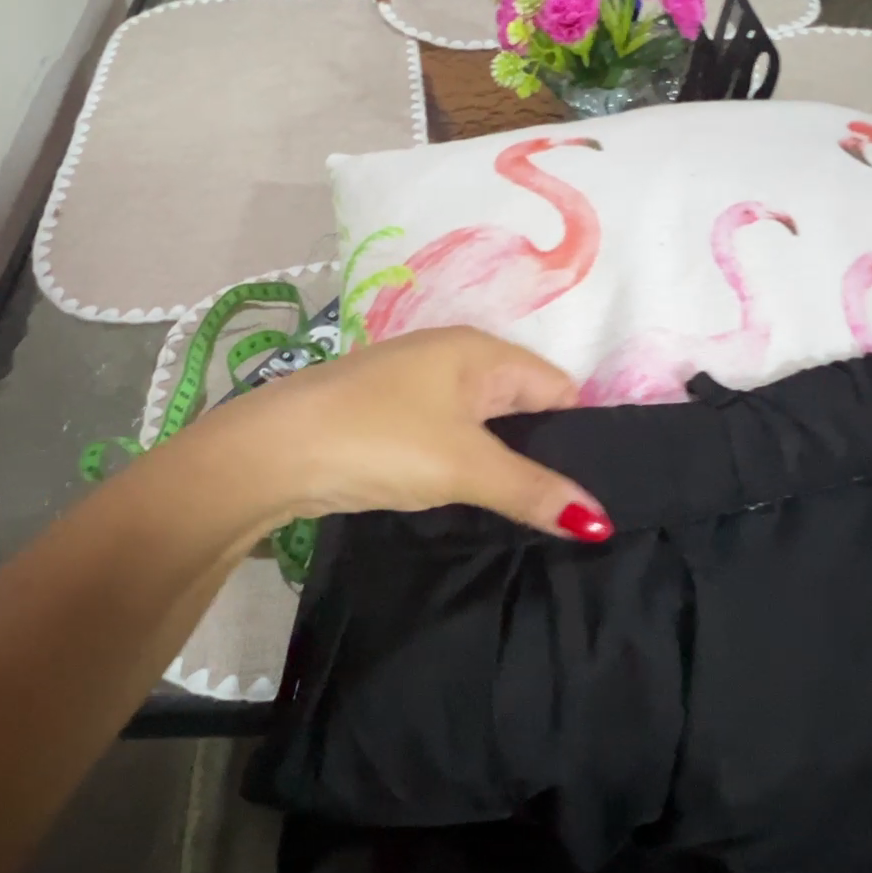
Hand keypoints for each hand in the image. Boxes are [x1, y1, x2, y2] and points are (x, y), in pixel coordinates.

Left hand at [194, 328, 612, 540]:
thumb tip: (600, 521)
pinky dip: (468, 469)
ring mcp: (417, 388)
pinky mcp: (391, 419)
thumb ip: (534, 491)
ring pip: (485, 428)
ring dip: (506, 467)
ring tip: (535, 516)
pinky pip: (451, 440)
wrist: (271, 452)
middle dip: (546, 455)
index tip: (600, 490)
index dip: (582, 436)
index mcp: (480, 351)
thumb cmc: (379, 441)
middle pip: (523, 406)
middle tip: (572, 512)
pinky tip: (477, 502)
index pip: (558, 387)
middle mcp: (452, 359)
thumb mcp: (465, 466)